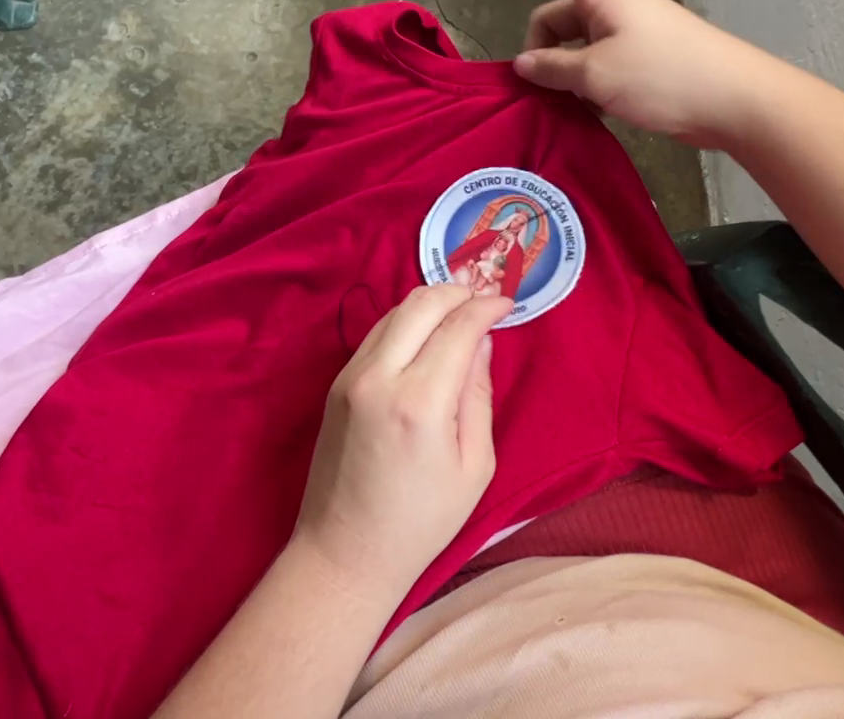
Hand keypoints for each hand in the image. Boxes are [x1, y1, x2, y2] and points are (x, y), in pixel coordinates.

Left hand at [292, 285, 510, 596]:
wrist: (344, 552)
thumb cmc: (420, 521)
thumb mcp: (473, 466)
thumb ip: (478, 395)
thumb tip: (482, 342)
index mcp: (419, 402)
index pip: (458, 328)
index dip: (487, 307)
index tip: (508, 304)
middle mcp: (379, 377)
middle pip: (421, 303)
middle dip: (458, 292)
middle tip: (483, 301)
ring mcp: (350, 377)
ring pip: (395, 312)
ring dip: (430, 302)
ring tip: (459, 313)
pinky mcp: (336, 384)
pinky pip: (376, 333)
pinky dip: (406, 322)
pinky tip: (426, 335)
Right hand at [480, 0, 766, 146]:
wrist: (737, 102)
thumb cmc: (667, 76)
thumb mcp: (598, 75)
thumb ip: (554, 69)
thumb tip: (524, 65)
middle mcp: (614, 5)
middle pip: (558, 13)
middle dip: (541, 48)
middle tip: (545, 89)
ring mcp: (630, 33)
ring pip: (577, 45)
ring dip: (564, 73)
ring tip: (574, 107)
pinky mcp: (642, 60)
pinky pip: (598, 64)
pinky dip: (586, 85)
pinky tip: (594, 113)